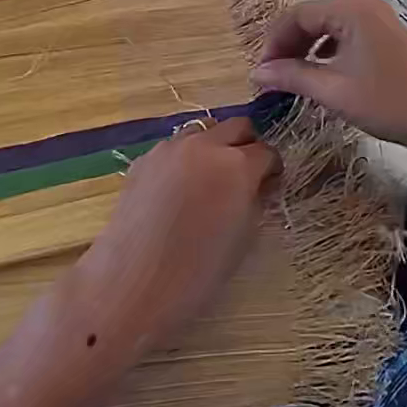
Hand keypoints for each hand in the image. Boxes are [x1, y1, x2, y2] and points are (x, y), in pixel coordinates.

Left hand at [71, 116, 281, 355]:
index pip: (267, 152)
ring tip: (209, 180)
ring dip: (213, 147)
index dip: (272, 169)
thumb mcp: (244, 237)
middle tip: (245, 174)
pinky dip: (184, 159)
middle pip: (236, 126)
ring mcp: (170, 148)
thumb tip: (257, 186)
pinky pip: (173, 148)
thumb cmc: (198, 271)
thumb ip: (255, 200)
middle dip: (246, 145)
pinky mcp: (144, 158)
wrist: (135, 280)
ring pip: (202, 132)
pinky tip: (178, 190)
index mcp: (237, 165)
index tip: (270, 184)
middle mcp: (204, 146)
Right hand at [249, 0, 406, 147]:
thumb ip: (291, 77)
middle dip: (288, 43)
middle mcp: (362, 5)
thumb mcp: (332, 90)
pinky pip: (342, 29)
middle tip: (274, 72)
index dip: (274, 41)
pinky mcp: (381, 30)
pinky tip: (318, 67)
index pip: (296, 16)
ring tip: (293, 72)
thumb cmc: (384, 102)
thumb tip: (257, 74)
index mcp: (350, 12)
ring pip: (325, 23)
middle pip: (310, 15)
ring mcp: (374, 16)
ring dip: (304, 44)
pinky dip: (324, 45)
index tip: (263, 69)